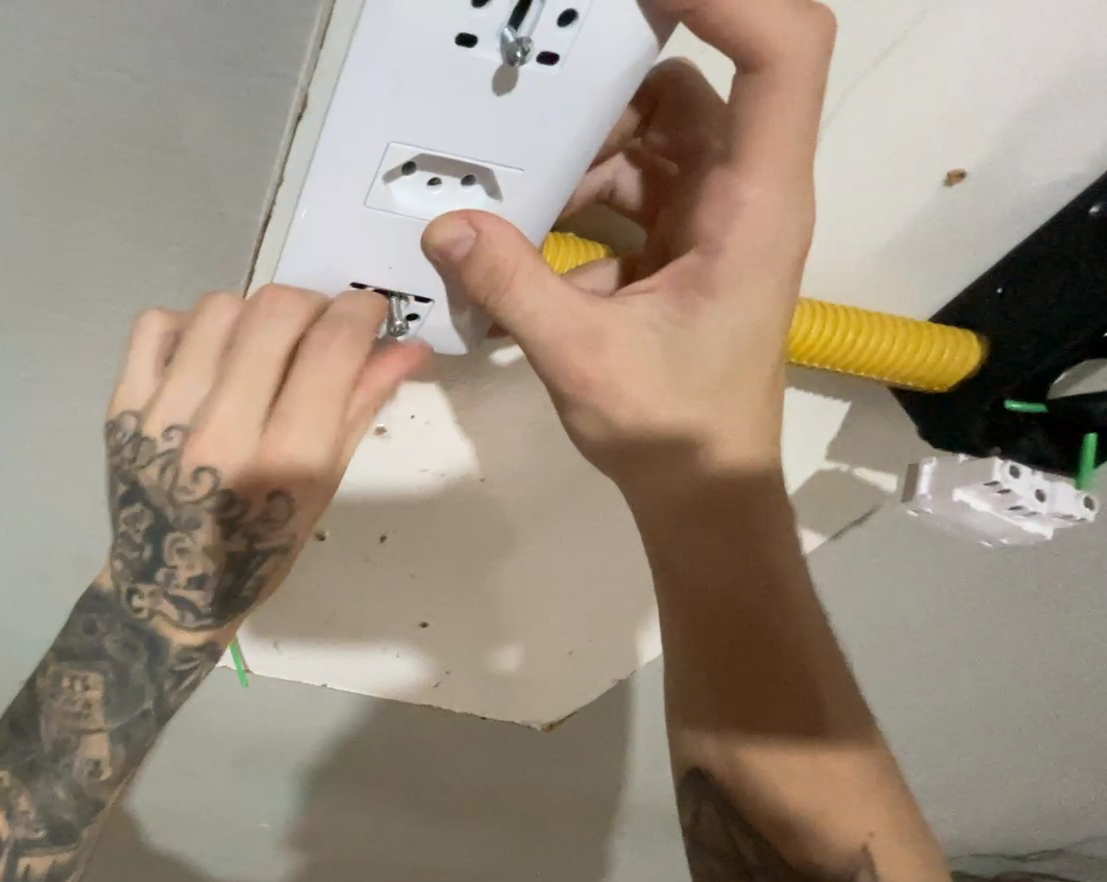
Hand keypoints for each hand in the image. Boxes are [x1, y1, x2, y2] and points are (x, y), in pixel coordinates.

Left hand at [102, 287, 429, 640]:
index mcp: (285, 461)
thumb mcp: (320, 490)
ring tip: (257, 347)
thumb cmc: (258, 551)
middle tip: (314, 330)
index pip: (332, 345)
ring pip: (217, 308)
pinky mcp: (121, 409)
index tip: (365, 313)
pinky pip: (154, 324)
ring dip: (251, 314)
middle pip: (275, 311)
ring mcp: (162, 417)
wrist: (167, 590)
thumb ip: (360, 408)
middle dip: (311, 305)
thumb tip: (409, 344)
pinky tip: (203, 355)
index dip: (362, 311)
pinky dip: (187, 325)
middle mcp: (221, 431)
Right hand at [421, 0, 836, 506]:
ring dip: (580, 165)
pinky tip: (520, 249)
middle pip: (694, 96)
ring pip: (651, 152)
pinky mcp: (675, 258)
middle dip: (609, 101)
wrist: (696, 484)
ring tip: (509, 200)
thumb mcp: (578, 352)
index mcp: (751, 205)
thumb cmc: (664, 422)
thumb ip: (511, 285)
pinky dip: (573, 213)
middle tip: (530, 114)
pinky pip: (625, 203)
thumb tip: (443, 226)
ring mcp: (707, 229)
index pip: (778, 55)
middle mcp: (739, 199)